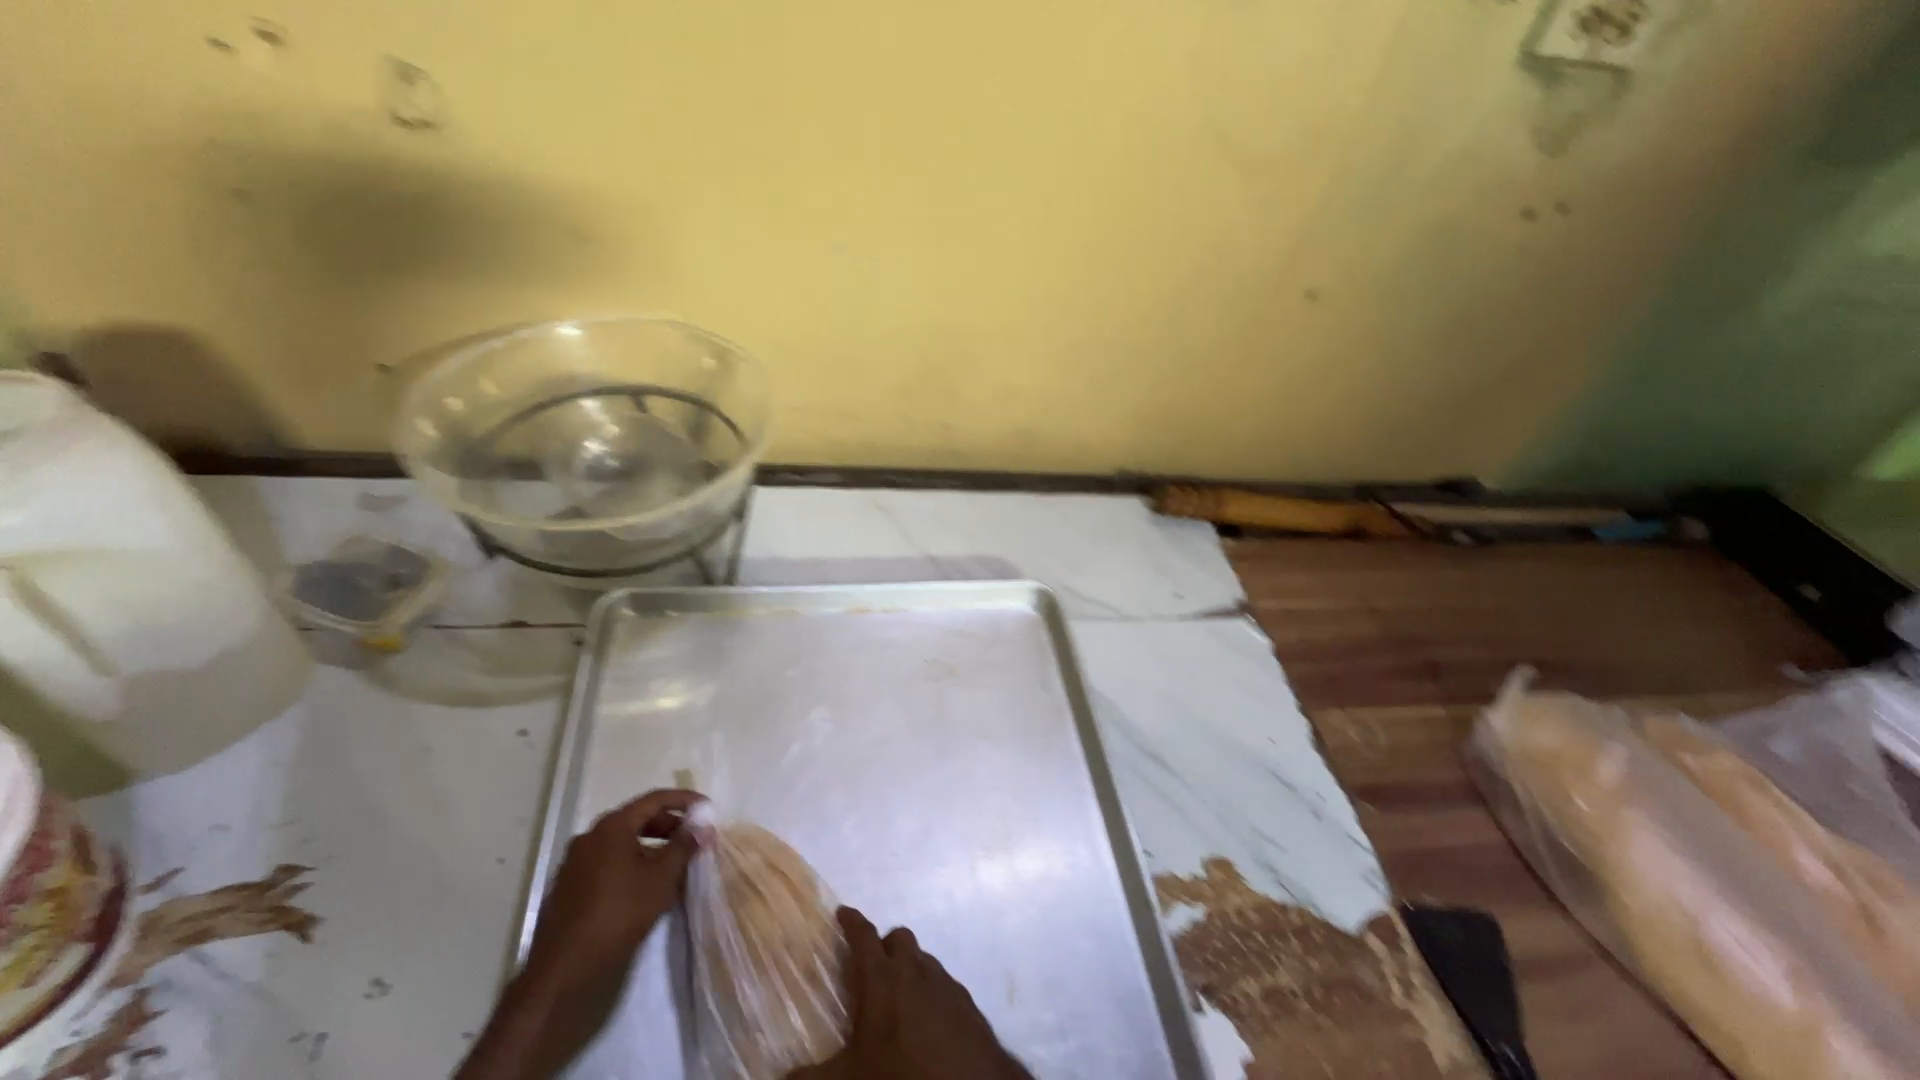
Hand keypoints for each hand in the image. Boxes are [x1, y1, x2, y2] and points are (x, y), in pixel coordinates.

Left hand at [522, 788, 703, 1001]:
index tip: (707, 809)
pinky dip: (630, 864)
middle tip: (693, 839)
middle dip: (668, 826)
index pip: (654, 799)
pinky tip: (644, 886)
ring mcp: (575, 861)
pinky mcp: (569, 885)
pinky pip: (607, 862)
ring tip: (674, 865)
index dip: (684, 801)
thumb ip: (684, 846)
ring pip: (621, 843)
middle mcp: (590, 836)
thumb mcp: (661, 878)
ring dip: (650, 847)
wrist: (566, 965)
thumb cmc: (620, 913)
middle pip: (636, 819)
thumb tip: (703, 823)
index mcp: (612, 826)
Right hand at [788, 907, 1033, 1079]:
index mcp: (882, 979)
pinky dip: (932, 993)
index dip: (851, 922)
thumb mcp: (846, 1078)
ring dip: (910, 969)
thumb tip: (779, 1076)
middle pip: (900, 938)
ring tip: (895, 998)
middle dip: (884, 945)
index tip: (842, 914)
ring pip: (925, 961)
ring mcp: (947, 986)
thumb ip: (809, 1075)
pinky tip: (925, 1023)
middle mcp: (916, 972)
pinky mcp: (969, 1006)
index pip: (863, 935)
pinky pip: (945, 985)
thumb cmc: (900, 1074)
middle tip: (868, 968)